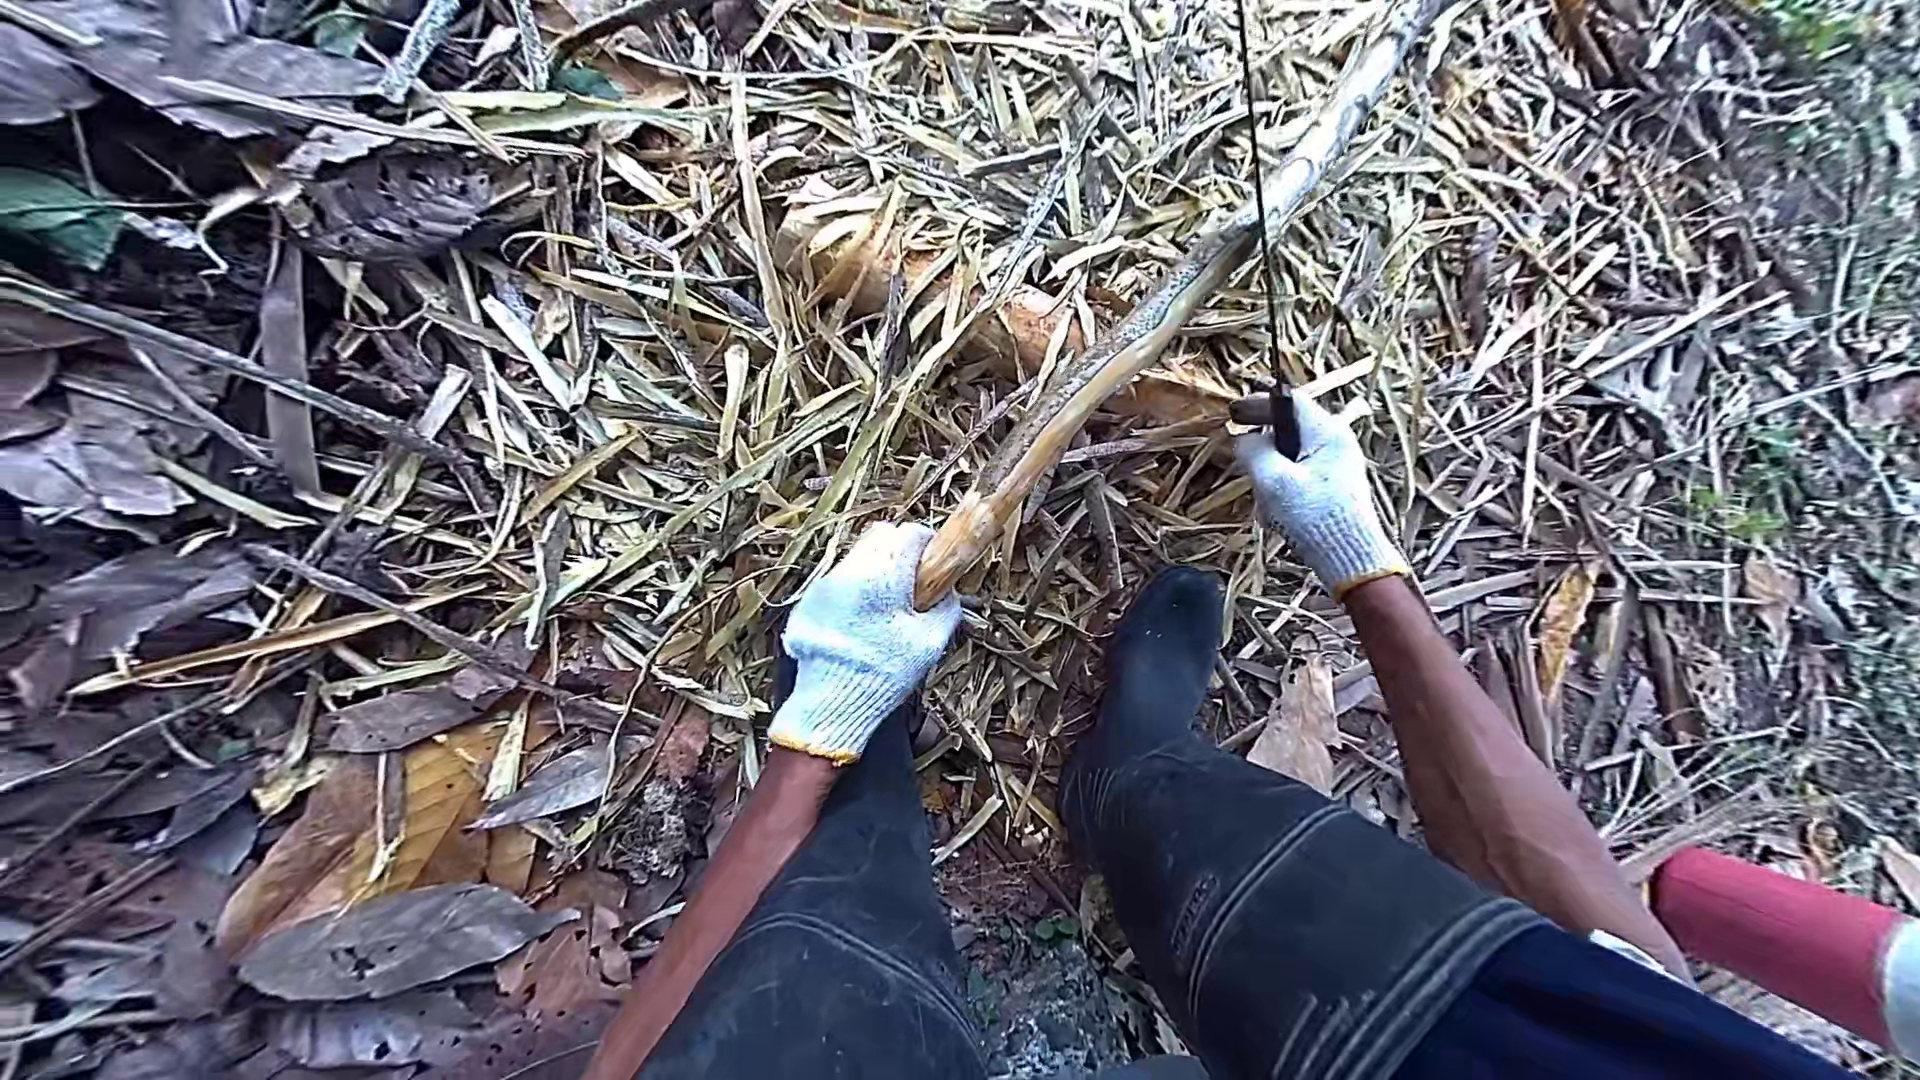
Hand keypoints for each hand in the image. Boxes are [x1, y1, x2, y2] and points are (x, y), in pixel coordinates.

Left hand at [768, 522, 961, 762]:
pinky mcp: (809, 599)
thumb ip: (946, 608)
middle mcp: (850, 572)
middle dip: (900, 548)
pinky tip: (862, 616)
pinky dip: (855, 585)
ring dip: (877, 565)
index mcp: (883, 576)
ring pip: (858, 553)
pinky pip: (838, 577)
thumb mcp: (930, 642)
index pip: (909, 533)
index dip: (926, 542)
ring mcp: (825, 584)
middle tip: (912, 577)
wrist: (830, 704)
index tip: (931, 559)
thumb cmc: (884, 674)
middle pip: (880, 534)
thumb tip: (946, 591)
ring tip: (886, 600)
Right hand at [1235, 395, 1408, 597]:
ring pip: (1288, 457)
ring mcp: (1334, 467)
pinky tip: (1274, 511)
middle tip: (1241, 456)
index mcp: (1328, 434)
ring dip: (1267, 474)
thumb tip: (1244, 438)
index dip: (1258, 403)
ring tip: (1263, 499)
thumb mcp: (1273, 480)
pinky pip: (1295, 477)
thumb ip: (1253, 452)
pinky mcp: (1330, 488)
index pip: (1290, 403)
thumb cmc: (1313, 516)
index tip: (1233, 412)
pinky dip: (1279, 489)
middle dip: (1261, 446)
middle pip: (1287, 431)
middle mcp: (1335, 444)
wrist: (1348, 557)